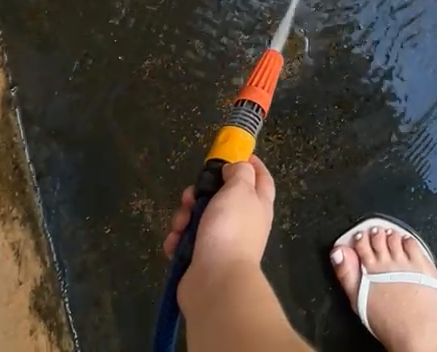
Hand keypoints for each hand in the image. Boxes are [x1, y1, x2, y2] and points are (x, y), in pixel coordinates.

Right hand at [165, 157, 275, 281]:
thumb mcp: (240, 189)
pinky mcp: (200, 259)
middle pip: (221, 197)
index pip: (261, 178)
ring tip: (181, 224)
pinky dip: (178, 240)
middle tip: (191, 195)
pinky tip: (175, 243)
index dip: (252, 164)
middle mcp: (242, 222)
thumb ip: (239, 172)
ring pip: (198, 218)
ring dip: (184, 217)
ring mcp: (221, 242)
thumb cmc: (230, 229)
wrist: (215, 281)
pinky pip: (186, 241)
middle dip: (201, 193)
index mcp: (258, 204)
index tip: (235, 154)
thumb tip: (235, 169)